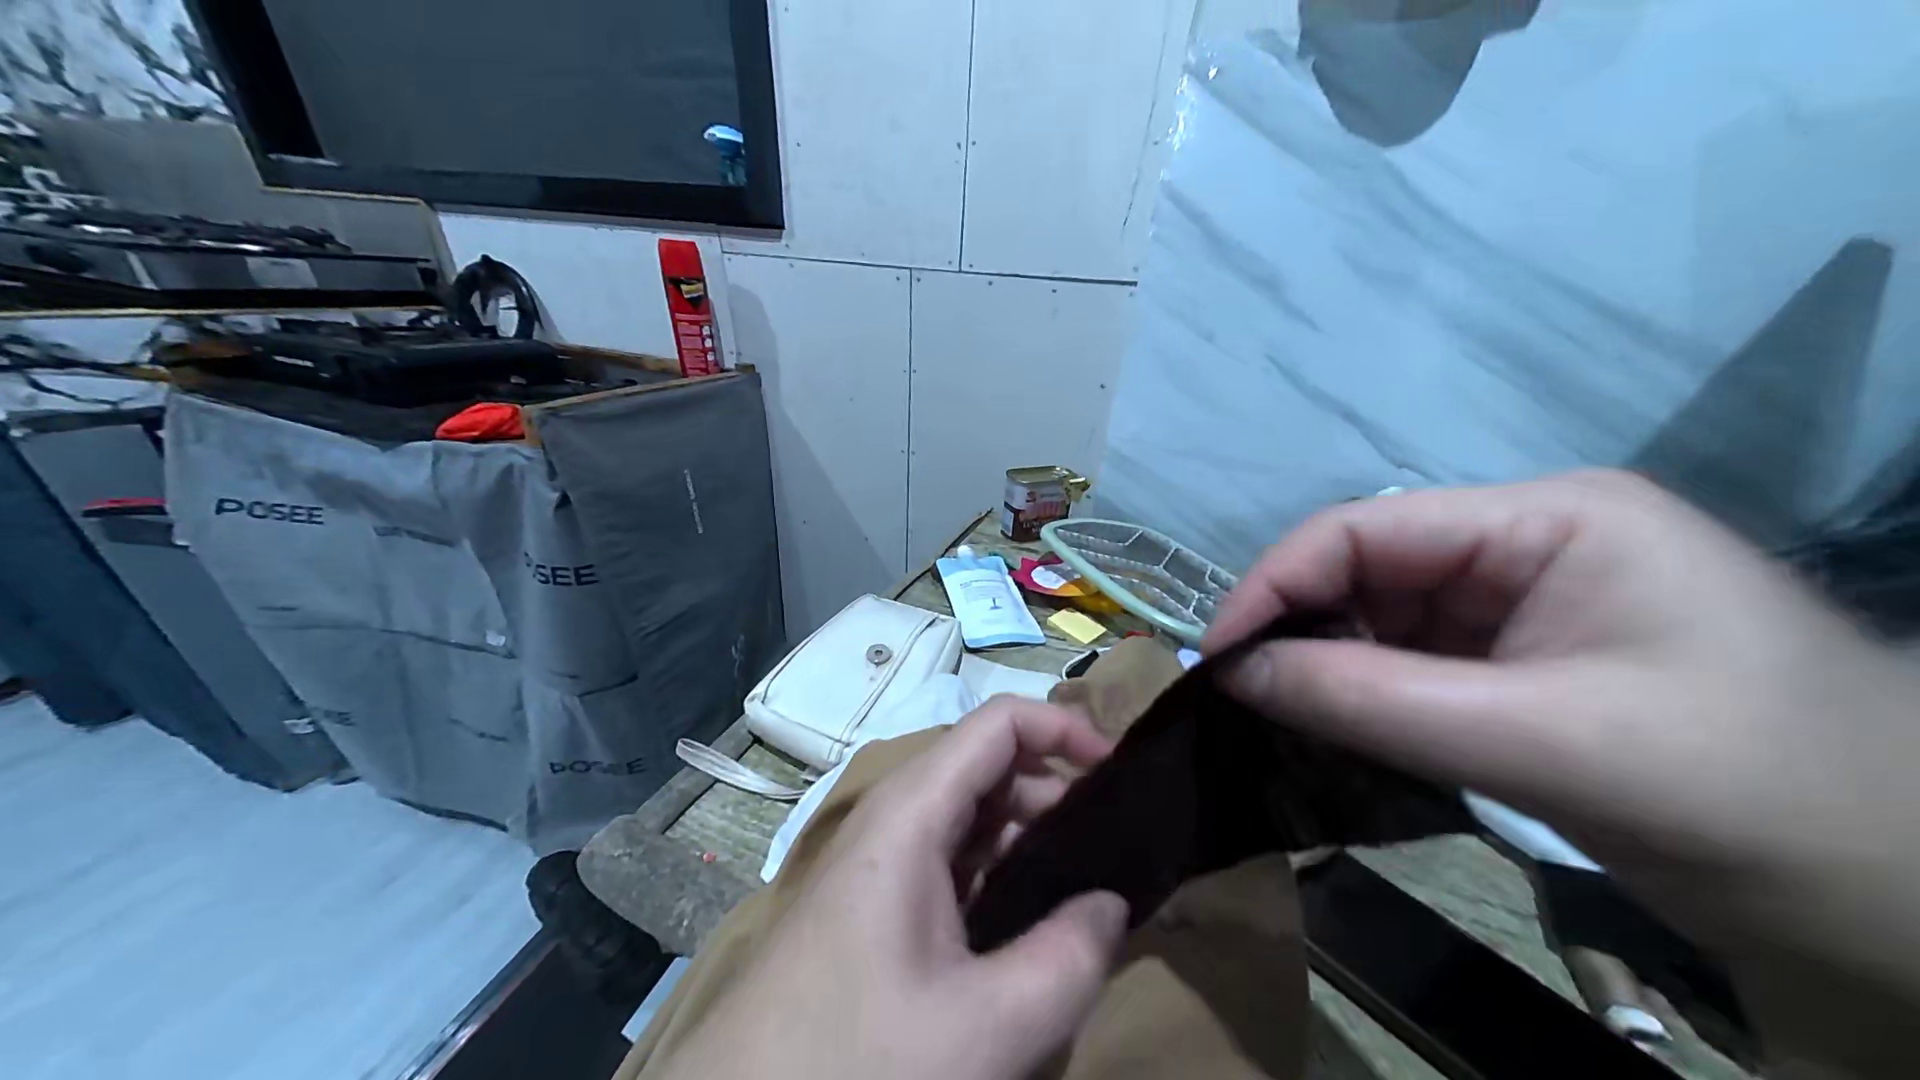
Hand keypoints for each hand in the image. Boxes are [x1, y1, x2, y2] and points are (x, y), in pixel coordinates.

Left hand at [653, 697, 1127, 1079]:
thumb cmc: (857, 1058)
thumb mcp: (985, 1026)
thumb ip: (1068, 959)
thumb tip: (1114, 902)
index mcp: (913, 810)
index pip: (1000, 723)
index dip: (1065, 729)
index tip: (1121, 772)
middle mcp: (898, 815)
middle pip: (991, 765)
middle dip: (1059, 789)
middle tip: (1121, 845)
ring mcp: (887, 856)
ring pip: (975, 814)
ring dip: (1035, 835)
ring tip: (1092, 882)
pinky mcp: (883, 896)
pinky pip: (957, 857)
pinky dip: (1004, 869)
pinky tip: (1036, 916)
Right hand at [1206, 470, 1919, 1074]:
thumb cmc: (1760, 800)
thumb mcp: (1542, 742)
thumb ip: (1367, 700)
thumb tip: (1230, 674)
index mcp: (1547, 519)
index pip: (1364, 528)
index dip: (1274, 585)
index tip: (1214, 657)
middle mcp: (1522, 544)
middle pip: (1364, 570)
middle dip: (1294, 627)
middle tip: (1233, 693)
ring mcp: (1518, 604)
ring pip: (1377, 620)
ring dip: (1320, 664)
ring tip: (1270, 714)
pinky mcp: (1515, 661)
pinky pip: (1404, 663)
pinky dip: (1356, 694)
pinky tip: (1327, 725)